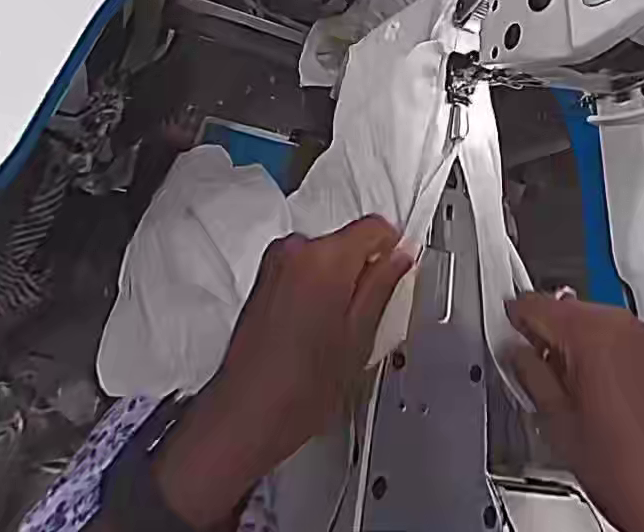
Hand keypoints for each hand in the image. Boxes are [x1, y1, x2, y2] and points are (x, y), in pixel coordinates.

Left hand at [155, 216, 412, 527]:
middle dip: (364, 266)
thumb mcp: (359, 336)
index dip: (393, 247)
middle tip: (368, 311)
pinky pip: (304, 264)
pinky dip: (315, 283)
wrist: (243, 417)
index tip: (397, 270)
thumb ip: (383, 285)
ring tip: (336, 325)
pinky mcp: (263, 277)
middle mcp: (297, 249)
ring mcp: (275, 261)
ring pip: (327, 253)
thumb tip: (400, 256)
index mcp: (326, 258)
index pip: (375, 226)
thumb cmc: (298, 388)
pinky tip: (315, 324)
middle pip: (349, 239)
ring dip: (338, 276)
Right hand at [508, 293, 643, 531]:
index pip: (538, 304)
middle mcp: (621, 326)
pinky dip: (601, 348)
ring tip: (563, 380)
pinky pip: (618, 334)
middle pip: (567, 308)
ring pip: (594, 319)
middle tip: (530, 356)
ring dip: (574, 339)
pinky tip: (594, 384)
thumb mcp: (557, 422)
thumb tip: (518, 354)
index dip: (515, 314)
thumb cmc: (628, 472)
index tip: (508, 321)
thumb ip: (530, 373)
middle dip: (546, 330)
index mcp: (591, 335)